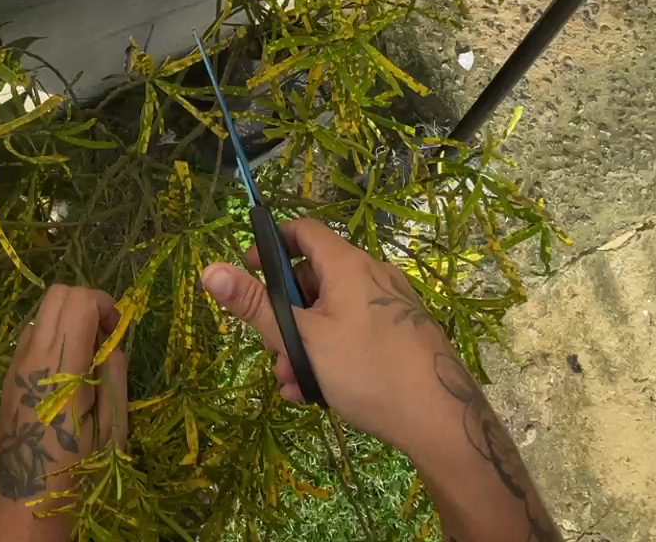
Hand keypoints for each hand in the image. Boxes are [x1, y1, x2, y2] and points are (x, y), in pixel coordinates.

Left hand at [0, 284, 128, 541]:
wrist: (21, 506)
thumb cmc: (75, 473)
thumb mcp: (112, 430)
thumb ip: (115, 376)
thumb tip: (113, 342)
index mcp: (61, 366)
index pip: (80, 300)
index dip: (106, 304)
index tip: (118, 332)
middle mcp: (33, 354)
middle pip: (59, 292)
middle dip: (87, 302)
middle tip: (104, 337)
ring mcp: (16, 361)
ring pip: (44, 309)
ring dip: (69, 317)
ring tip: (87, 356)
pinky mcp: (9, 372)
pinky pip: (34, 331)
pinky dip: (54, 333)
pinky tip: (67, 370)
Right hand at [201, 219, 559, 541]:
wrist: (446, 425)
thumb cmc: (368, 371)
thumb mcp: (303, 340)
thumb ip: (255, 306)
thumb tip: (209, 270)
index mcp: (347, 264)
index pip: (303, 229)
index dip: (271, 243)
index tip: (250, 269)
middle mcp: (371, 275)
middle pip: (313, 276)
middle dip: (284, 312)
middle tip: (269, 344)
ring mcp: (391, 306)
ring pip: (332, 311)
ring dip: (303, 341)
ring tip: (290, 381)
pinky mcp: (403, 335)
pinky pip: (354, 330)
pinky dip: (330, 351)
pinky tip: (316, 392)